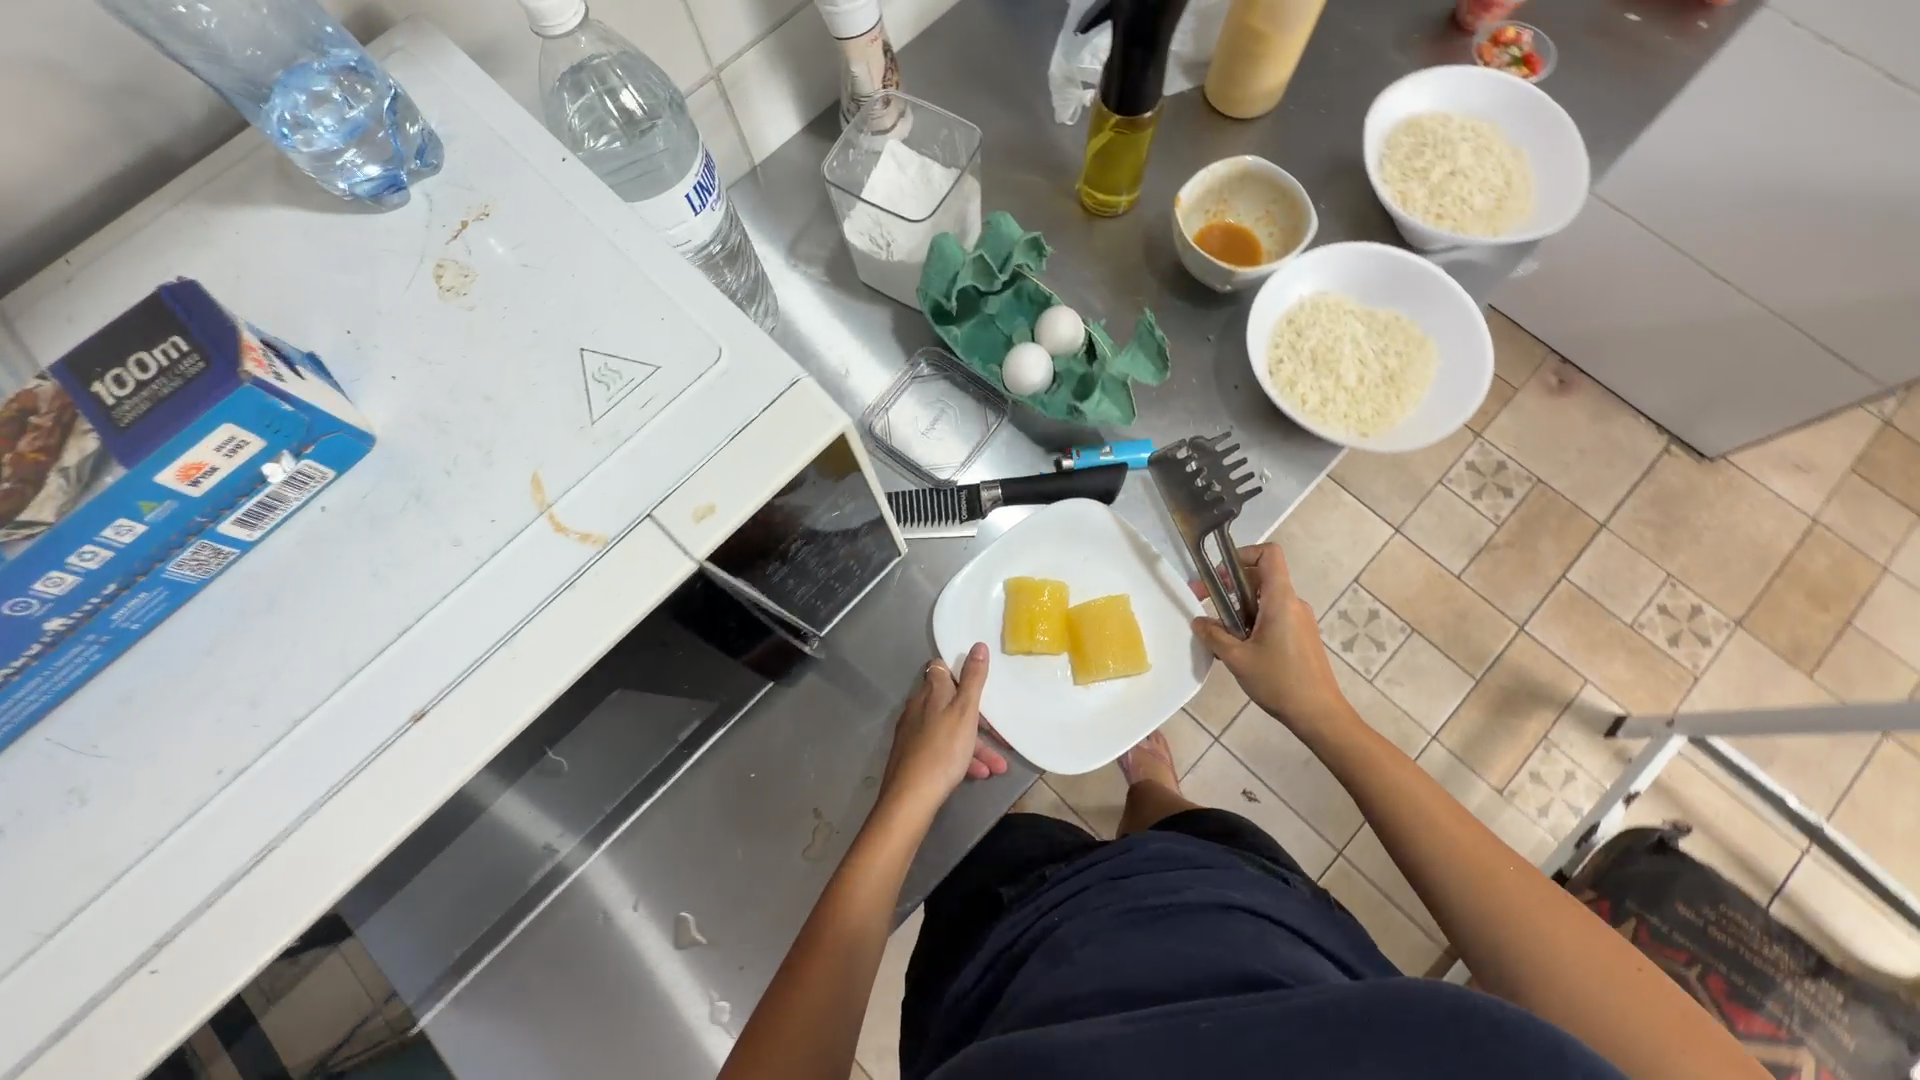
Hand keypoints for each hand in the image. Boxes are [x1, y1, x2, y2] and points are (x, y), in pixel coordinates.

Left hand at [879, 644, 1002, 814]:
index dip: (960, 671)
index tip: (980, 683)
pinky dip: (962, 758)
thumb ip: (973, 679)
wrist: (911, 796)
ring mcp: (915, 732)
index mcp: (931, 692)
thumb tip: (978, 645)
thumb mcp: (965, 711)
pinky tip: (979, 774)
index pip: (940, 668)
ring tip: (998, 766)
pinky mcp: (914, 755)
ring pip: (951, 730)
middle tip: (1000, 734)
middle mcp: (919, 707)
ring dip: (976, 745)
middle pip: (951, 703)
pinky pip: (943, 749)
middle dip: (979, 719)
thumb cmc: (943, 749)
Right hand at [1191, 544, 1354, 737]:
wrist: (1318, 713)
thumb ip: (1214, 635)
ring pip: (1264, 601)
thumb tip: (1198, 621)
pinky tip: (1240, 650)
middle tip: (1205, 605)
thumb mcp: (1237, 658)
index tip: (1219, 576)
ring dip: (1239, 610)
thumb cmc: (1279, 681)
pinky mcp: (1301, 636)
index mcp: (1280, 599)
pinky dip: (1252, 624)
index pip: (1268, 555)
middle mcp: (1293, 603)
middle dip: (1229, 587)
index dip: (1242, 555)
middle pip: (1260, 578)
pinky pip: (1273, 617)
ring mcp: (1299, 620)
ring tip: (1221, 636)